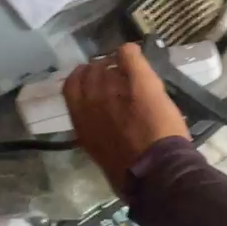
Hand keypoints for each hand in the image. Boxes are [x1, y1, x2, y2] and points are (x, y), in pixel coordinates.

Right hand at [64, 43, 190, 193]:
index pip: (70, 88)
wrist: (156, 172)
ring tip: (126, 70)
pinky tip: (132, 56)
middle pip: (89, 74)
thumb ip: (95, 135)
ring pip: (106, 65)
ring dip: (114, 65)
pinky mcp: (141, 83)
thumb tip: (95, 130)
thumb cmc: (130, 172)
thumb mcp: (101, 154)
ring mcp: (115, 90)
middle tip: (114, 75)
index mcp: (81, 122)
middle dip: (99, 72)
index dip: (82, 82)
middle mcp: (91, 102)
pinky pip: (128, 54)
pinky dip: (129, 52)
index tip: (93, 85)